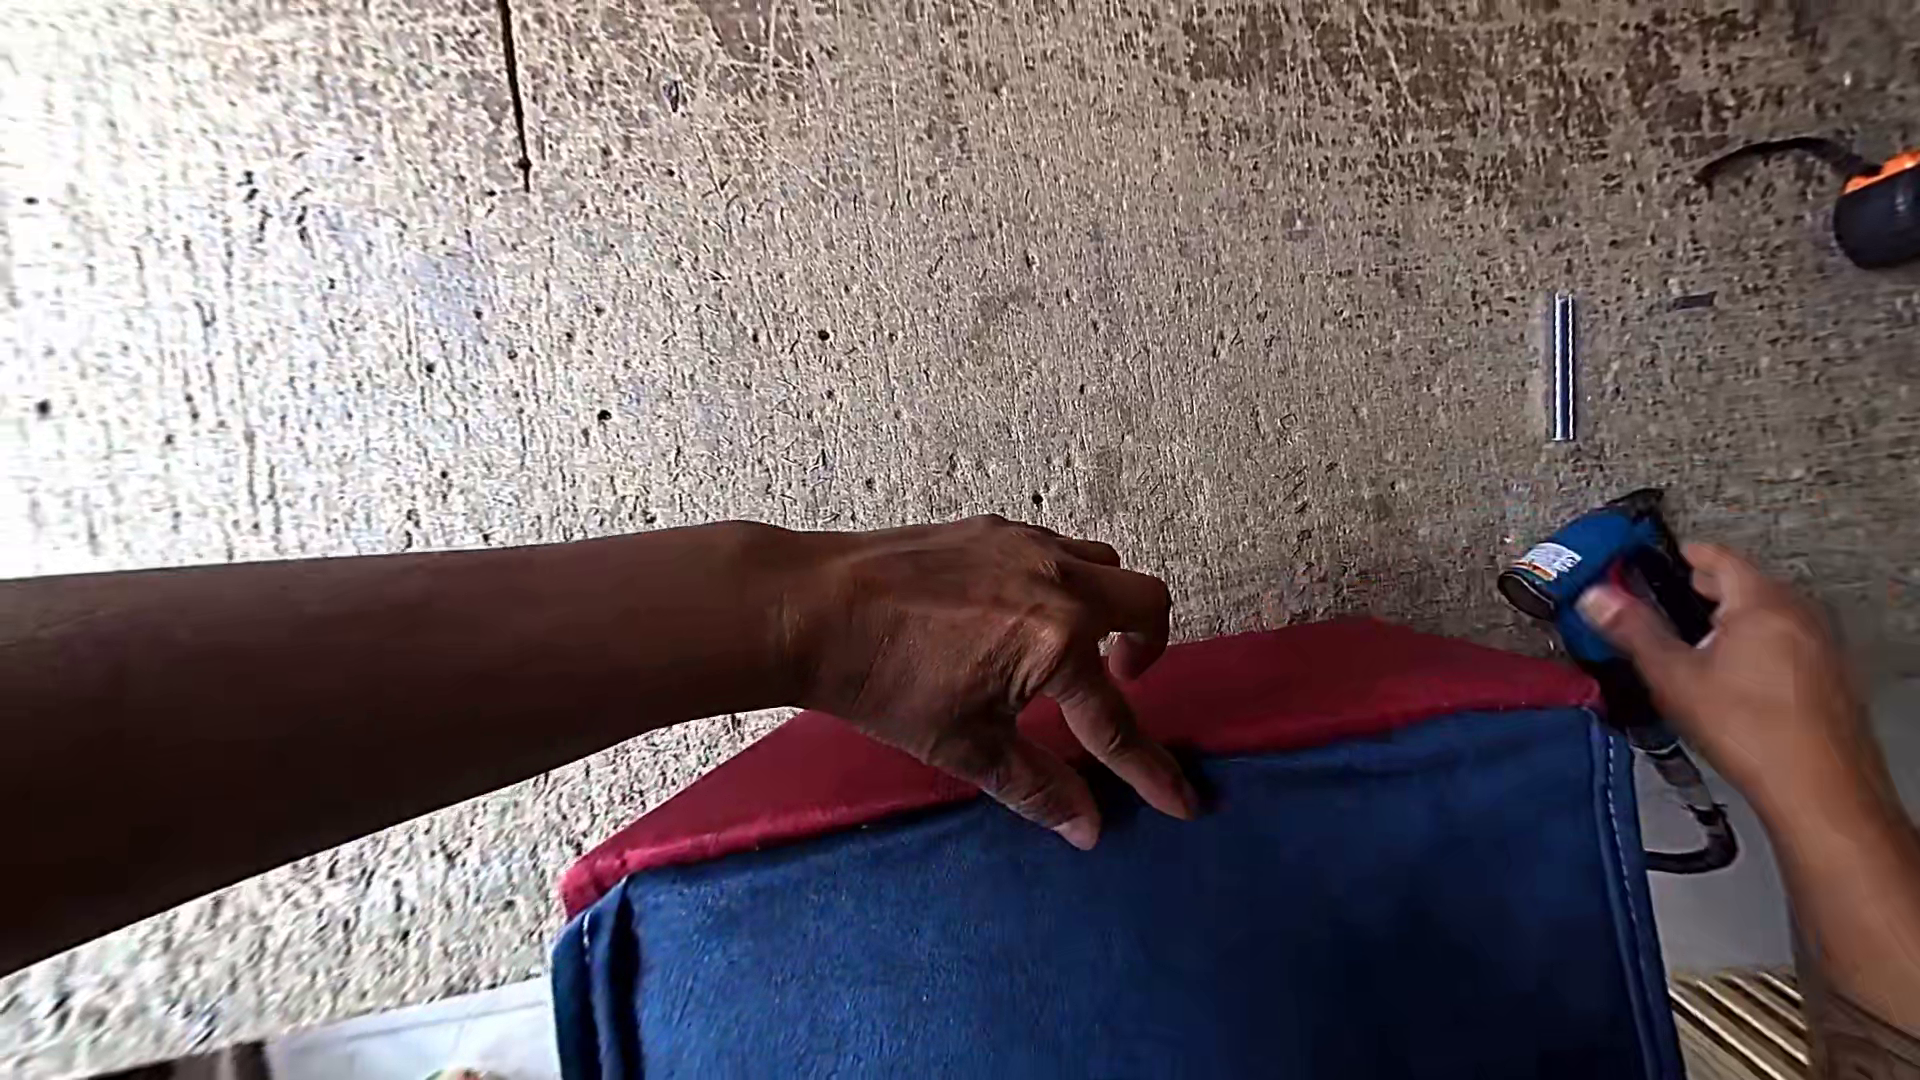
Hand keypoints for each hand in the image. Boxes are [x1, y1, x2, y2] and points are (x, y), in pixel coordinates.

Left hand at [780, 514, 1196, 848]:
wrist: (813, 605)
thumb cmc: (883, 680)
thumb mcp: (963, 744)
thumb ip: (1035, 784)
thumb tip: (1088, 826)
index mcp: (1054, 641)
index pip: (1116, 721)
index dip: (1151, 770)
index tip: (1182, 800)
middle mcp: (1057, 581)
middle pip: (1148, 603)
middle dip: (1149, 648)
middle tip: (1114, 680)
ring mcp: (1026, 544)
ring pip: (1106, 566)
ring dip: (1108, 607)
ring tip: (1067, 643)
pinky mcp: (995, 527)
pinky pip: (1059, 548)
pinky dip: (1066, 581)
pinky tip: (1021, 608)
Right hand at [1575, 543, 1890, 819]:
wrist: (1814, 786)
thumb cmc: (1747, 728)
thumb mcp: (1668, 671)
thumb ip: (1630, 628)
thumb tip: (1596, 596)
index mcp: (1764, 610)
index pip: (1723, 559)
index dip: (1683, 552)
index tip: (1657, 552)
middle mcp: (1803, 622)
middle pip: (1748, 583)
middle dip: (1701, 581)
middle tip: (1662, 585)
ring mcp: (1822, 649)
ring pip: (1767, 610)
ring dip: (1725, 608)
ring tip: (1685, 622)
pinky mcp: (1827, 674)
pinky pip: (1783, 635)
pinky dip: (1748, 632)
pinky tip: (1720, 658)